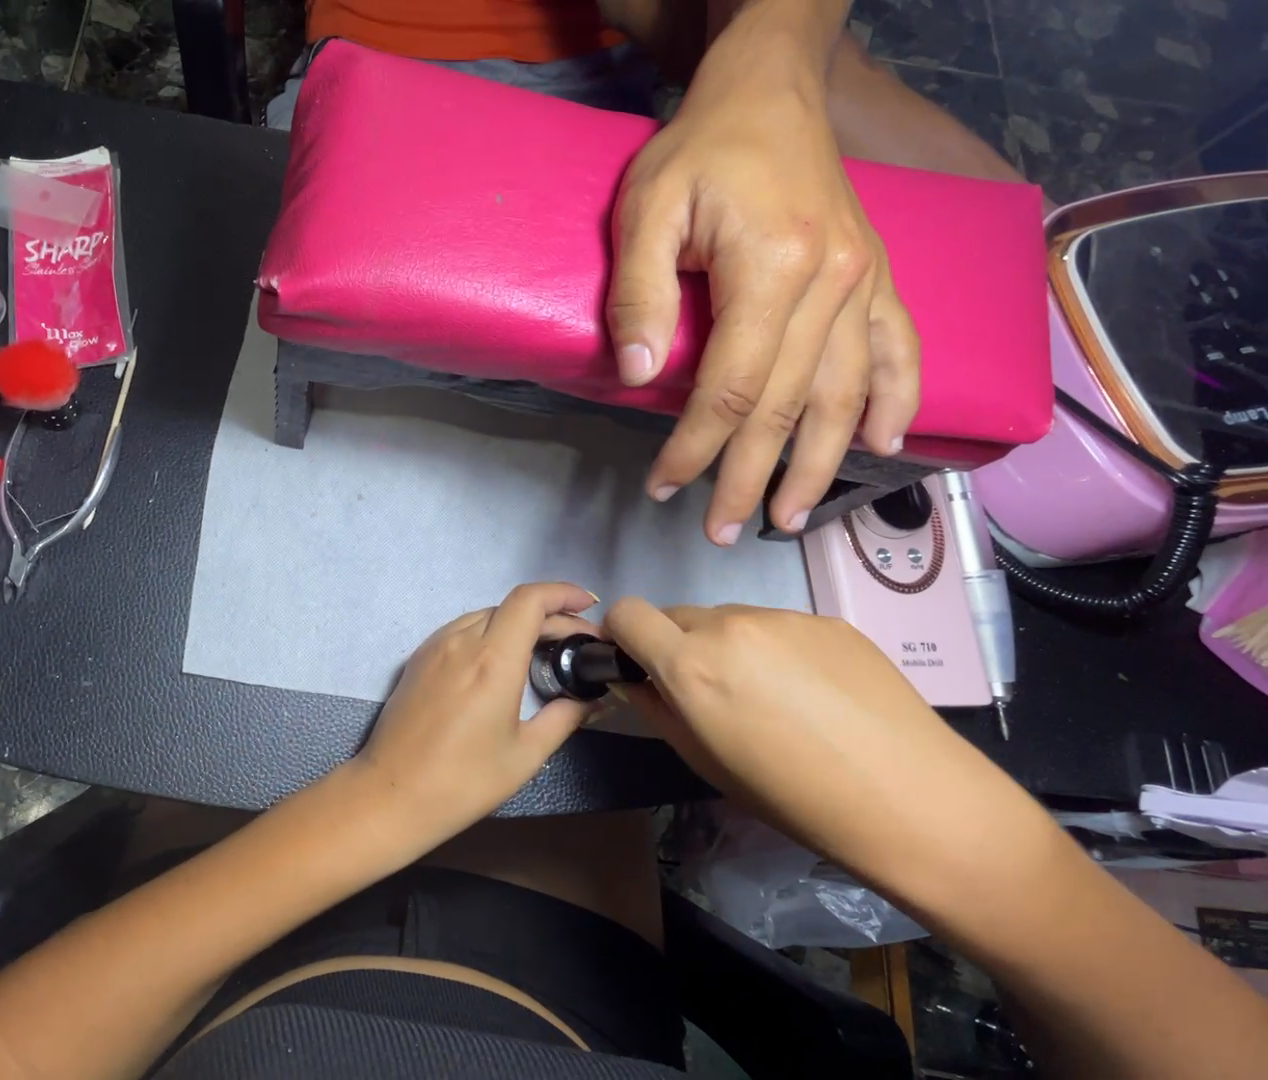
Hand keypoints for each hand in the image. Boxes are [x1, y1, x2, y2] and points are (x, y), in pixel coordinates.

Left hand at [351, 583, 603, 843]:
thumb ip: (564, 718)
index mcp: (492, 659)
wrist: (392, 794)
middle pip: (509, 607)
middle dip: (548, 616)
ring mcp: (433, 648)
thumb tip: (591, 700)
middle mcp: (460, 642)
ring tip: (542, 650)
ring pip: (483, 616)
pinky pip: (459, 631)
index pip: (529, 600)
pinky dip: (487, 633)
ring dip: (516, 623)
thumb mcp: (526, 754)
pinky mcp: (417, 660)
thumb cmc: (464, 781)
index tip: (588, 605)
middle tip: (575, 644)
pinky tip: (499, 660)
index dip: (563, 593)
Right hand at [602, 599, 1044, 889]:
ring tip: (771, 696)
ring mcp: (784, 617)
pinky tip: (814, 692)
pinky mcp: (828, 620)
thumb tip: (634, 681)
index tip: (637, 663)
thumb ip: (656, 709)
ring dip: (728, 646)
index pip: (627, 613)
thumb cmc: (792, 797)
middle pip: (677, 614)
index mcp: (690, 664)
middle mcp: (730, 626)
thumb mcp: (703, 761)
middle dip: (677, 645)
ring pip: (729, 619)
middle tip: (710, 692)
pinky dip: (775, 649)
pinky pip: (778, 625)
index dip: (622, 635)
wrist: (913, 800)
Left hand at [607, 13, 919, 543]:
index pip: (732, 388)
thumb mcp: (645, 210)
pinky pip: (899, 349)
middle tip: (719, 531)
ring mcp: (864, 281)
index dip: (695, 447)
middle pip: (790, 408)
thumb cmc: (698, 152)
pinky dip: (896, 400)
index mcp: (774, 269)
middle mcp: (833, 284)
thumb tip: (638, 375)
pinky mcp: (875, 276)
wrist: (768, 95)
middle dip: (748, 477)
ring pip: (848, 394)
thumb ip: (640, 295)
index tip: (664, 487)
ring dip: (821, 464)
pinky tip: (884, 444)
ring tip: (789, 516)